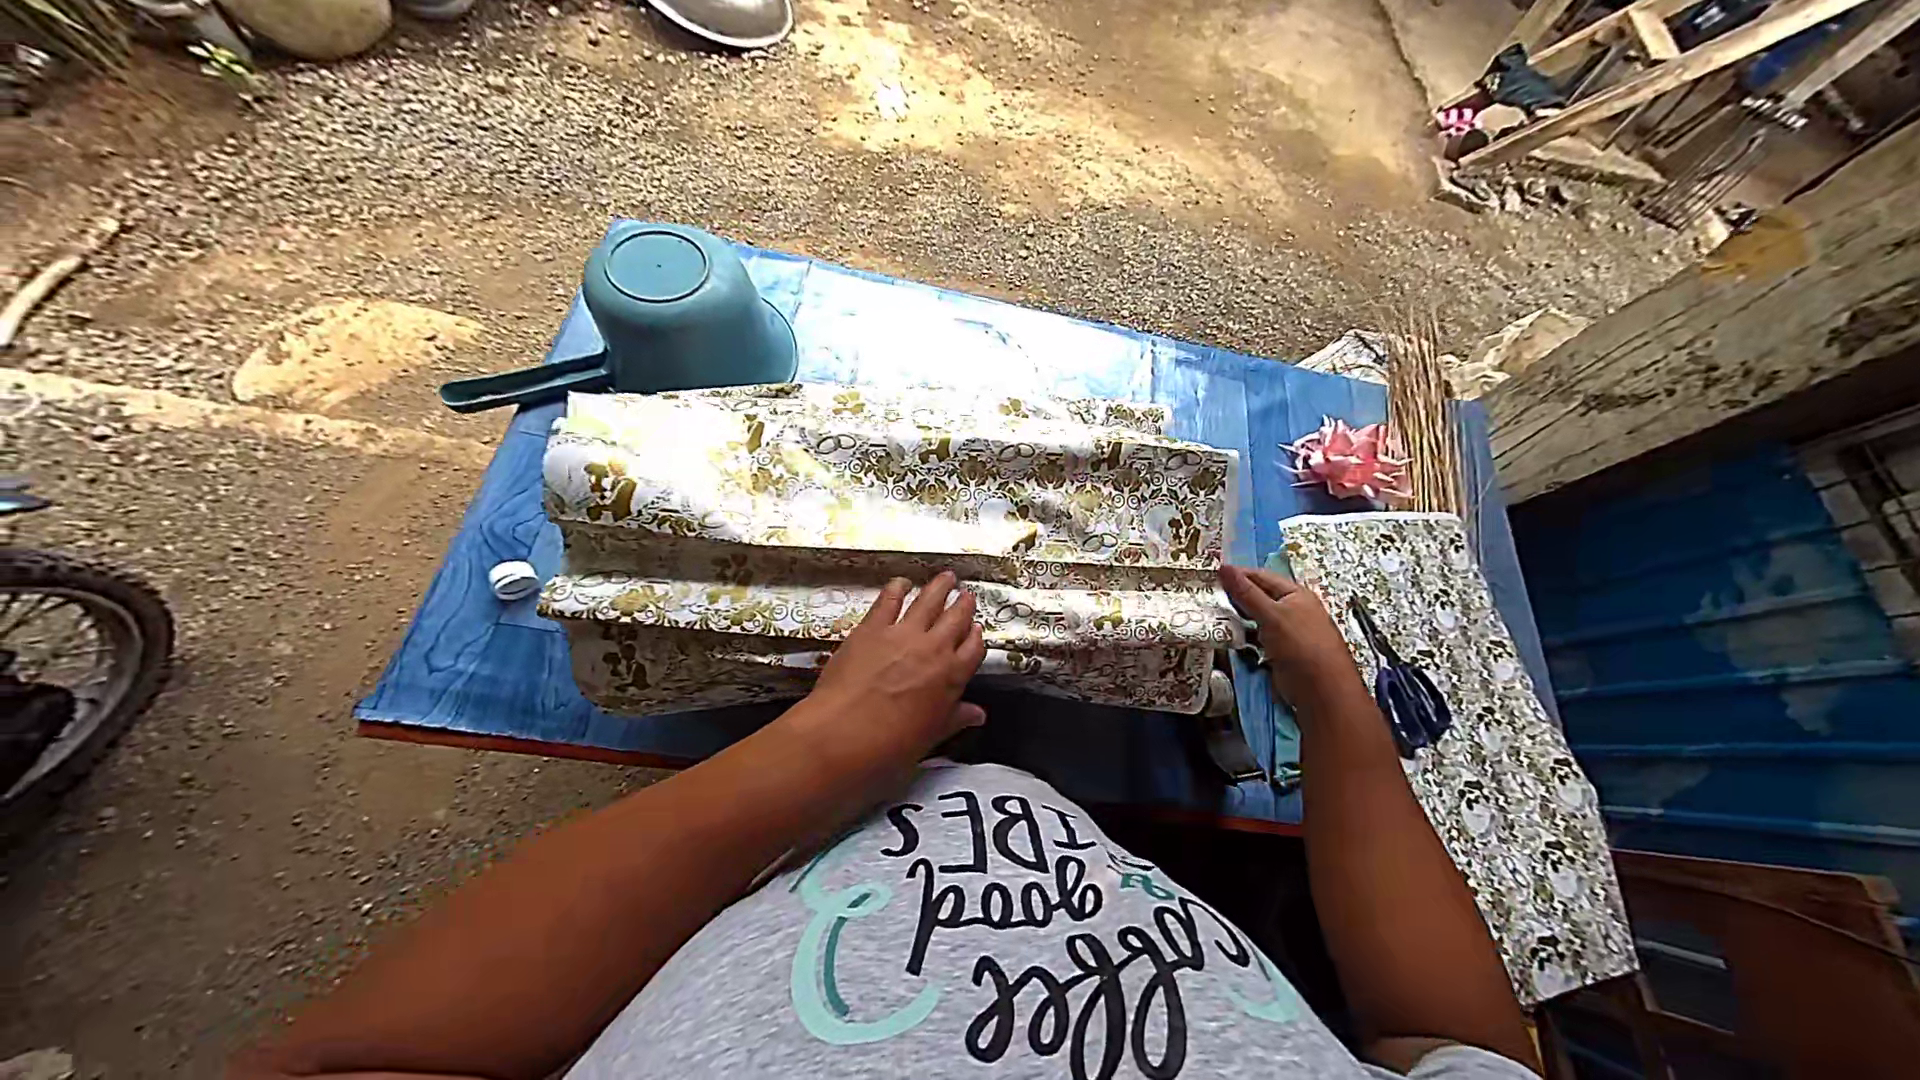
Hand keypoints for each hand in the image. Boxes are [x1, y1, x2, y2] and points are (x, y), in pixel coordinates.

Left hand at [788, 572, 988, 775]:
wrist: (845, 733)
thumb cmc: (890, 745)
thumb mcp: (931, 736)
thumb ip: (954, 718)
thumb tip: (977, 714)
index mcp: (951, 677)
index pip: (973, 649)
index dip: (976, 637)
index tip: (976, 629)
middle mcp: (933, 649)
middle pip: (955, 619)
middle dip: (963, 605)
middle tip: (967, 595)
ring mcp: (903, 634)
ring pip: (928, 602)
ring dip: (939, 588)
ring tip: (947, 577)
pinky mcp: (873, 627)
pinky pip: (889, 601)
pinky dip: (897, 588)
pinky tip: (902, 582)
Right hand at [1219, 564, 1367, 712]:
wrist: (1321, 692)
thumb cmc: (1302, 647)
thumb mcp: (1272, 615)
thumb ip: (1246, 592)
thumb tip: (1225, 568)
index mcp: (1294, 594)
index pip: (1259, 576)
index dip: (1235, 574)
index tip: (1209, 575)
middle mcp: (1290, 609)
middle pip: (1255, 596)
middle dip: (1232, 596)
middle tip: (1205, 594)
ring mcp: (1282, 630)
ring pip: (1252, 617)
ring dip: (1234, 617)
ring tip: (1211, 614)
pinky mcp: (1275, 649)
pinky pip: (1253, 635)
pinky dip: (1240, 634)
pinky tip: (1226, 635)